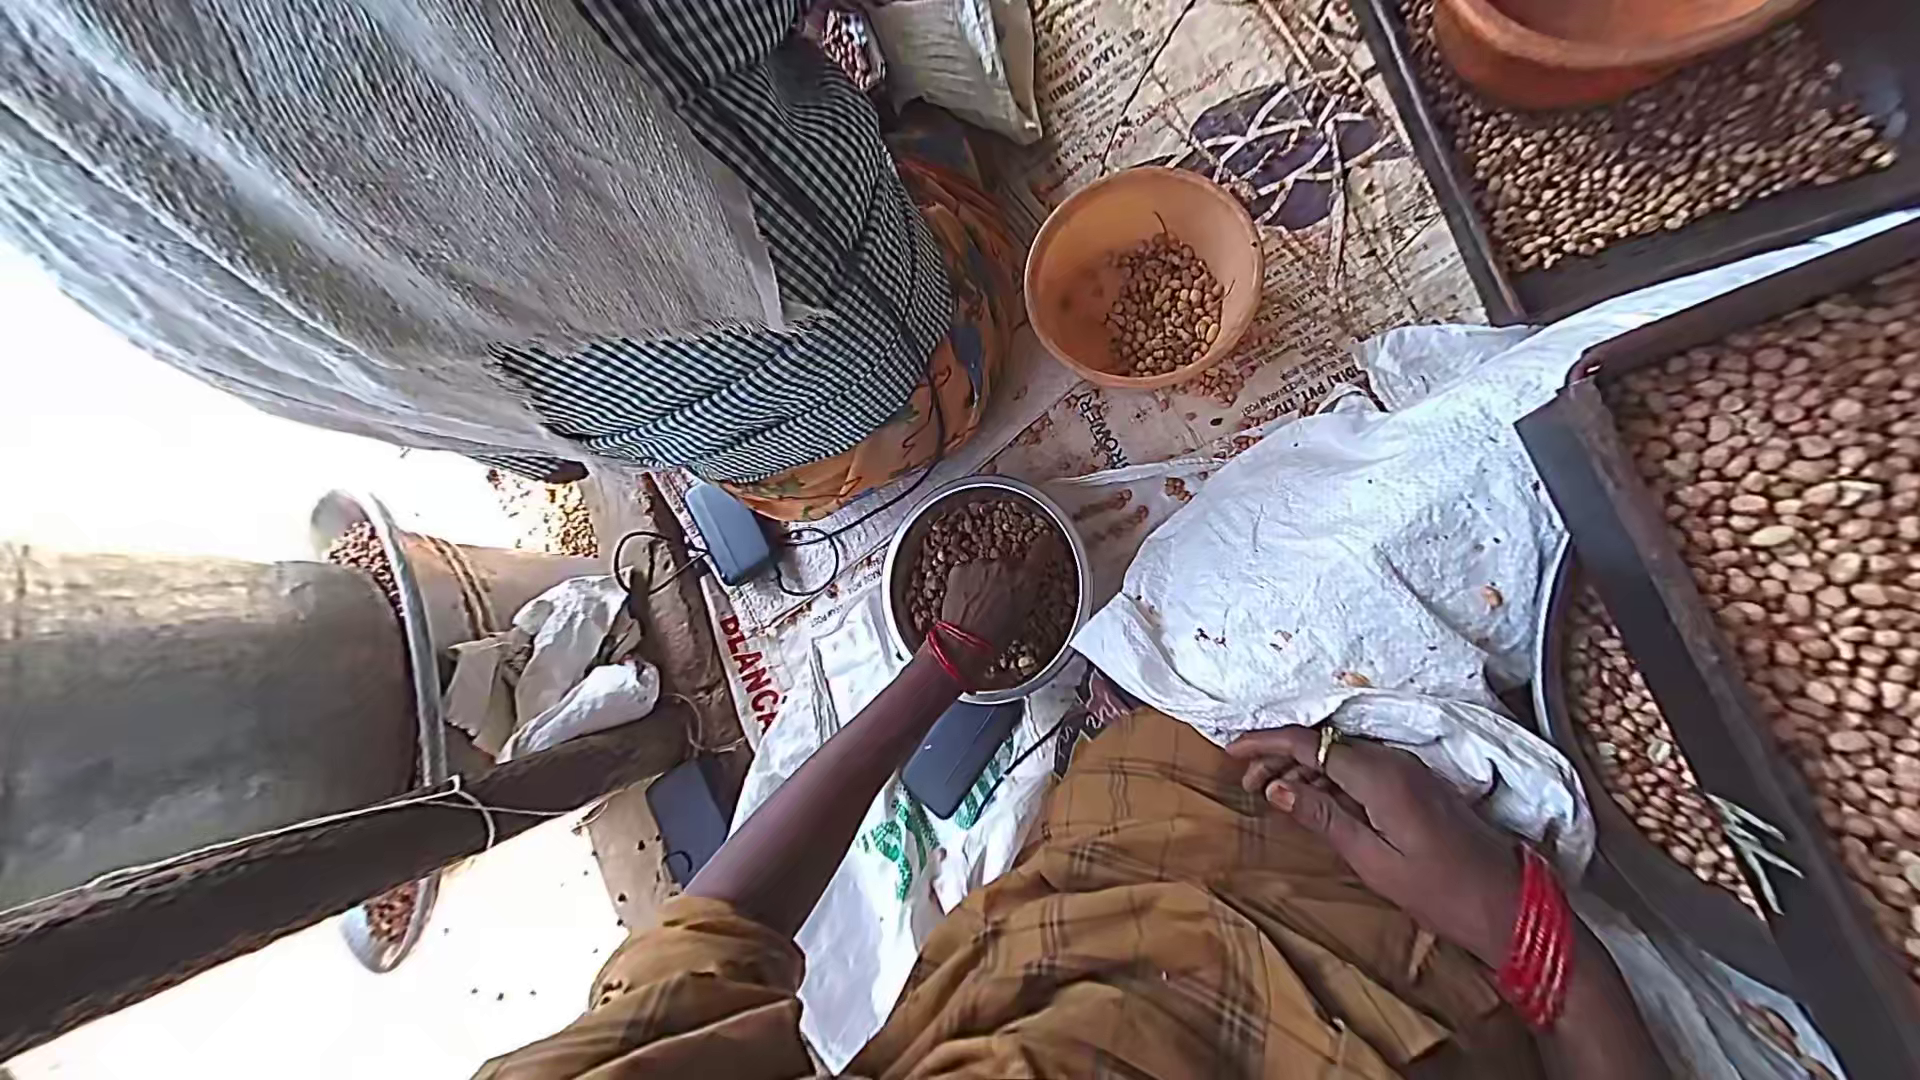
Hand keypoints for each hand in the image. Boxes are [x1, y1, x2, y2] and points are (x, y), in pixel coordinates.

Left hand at [937, 533, 1063, 656]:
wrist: (964, 643)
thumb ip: (1025, 590)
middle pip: (1009, 561)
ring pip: (986, 566)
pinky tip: (966, 599)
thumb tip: (1023, 584)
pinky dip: (966, 581)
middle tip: (999, 596)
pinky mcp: (961, 567)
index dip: (1045, 544)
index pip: (1042, 548)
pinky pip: (967, 570)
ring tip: (979, 603)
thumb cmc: (996, 637)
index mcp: (1026, 578)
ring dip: (984, 578)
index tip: (1045, 540)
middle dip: (1006, 574)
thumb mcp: (1022, 614)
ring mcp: (981, 564)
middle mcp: (1005, 565)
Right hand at [1226, 727, 1524, 967]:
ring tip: (1270, 791)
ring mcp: (1403, 768)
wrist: (1516, 911)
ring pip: (1334, 753)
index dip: (1264, 742)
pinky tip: (1309, 798)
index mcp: (1378, 774)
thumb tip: (1273, 786)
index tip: (1232, 751)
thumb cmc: (1442, 891)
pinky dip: (1324, 777)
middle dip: (1276, 756)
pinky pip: (1355, 766)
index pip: (1307, 741)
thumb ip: (1320, 816)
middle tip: (1248, 783)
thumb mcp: (1373, 859)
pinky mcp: (1411, 781)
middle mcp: (1390, 759)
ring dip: (1298, 767)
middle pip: (1318, 743)